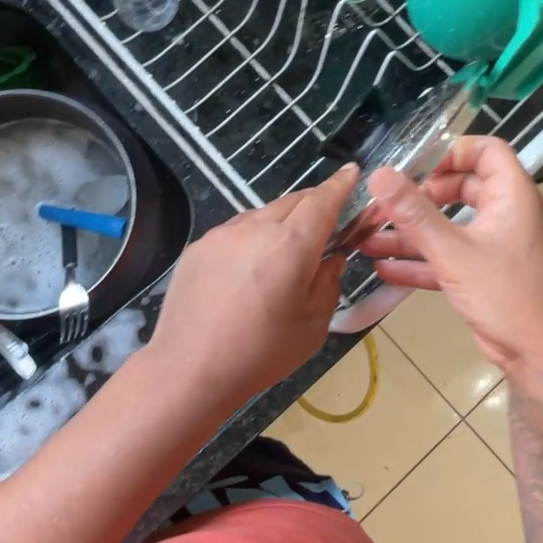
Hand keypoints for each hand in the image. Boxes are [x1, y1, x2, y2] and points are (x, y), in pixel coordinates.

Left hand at [141, 164, 357, 413]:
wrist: (190, 369)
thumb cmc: (261, 354)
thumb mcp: (313, 325)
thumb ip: (328, 282)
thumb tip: (330, 258)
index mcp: (291, 245)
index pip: (322, 201)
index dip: (340, 185)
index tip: (352, 173)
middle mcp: (255, 228)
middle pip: (292, 202)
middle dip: (313, 205)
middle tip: (325, 224)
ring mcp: (221, 235)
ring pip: (261, 215)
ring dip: (280, 223)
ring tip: (285, 254)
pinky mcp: (198, 248)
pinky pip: (234, 232)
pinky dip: (251, 239)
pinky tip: (248, 270)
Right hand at [362, 137, 542, 376]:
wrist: (542, 355)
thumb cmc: (507, 295)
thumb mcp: (454, 252)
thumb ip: (414, 214)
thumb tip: (378, 176)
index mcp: (512, 195)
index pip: (486, 151)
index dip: (450, 151)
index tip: (413, 167)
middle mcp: (506, 214)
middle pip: (461, 188)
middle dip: (419, 196)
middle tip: (385, 204)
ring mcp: (495, 246)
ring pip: (449, 227)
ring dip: (410, 233)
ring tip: (367, 238)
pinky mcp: (484, 275)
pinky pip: (448, 258)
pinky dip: (420, 262)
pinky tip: (384, 269)